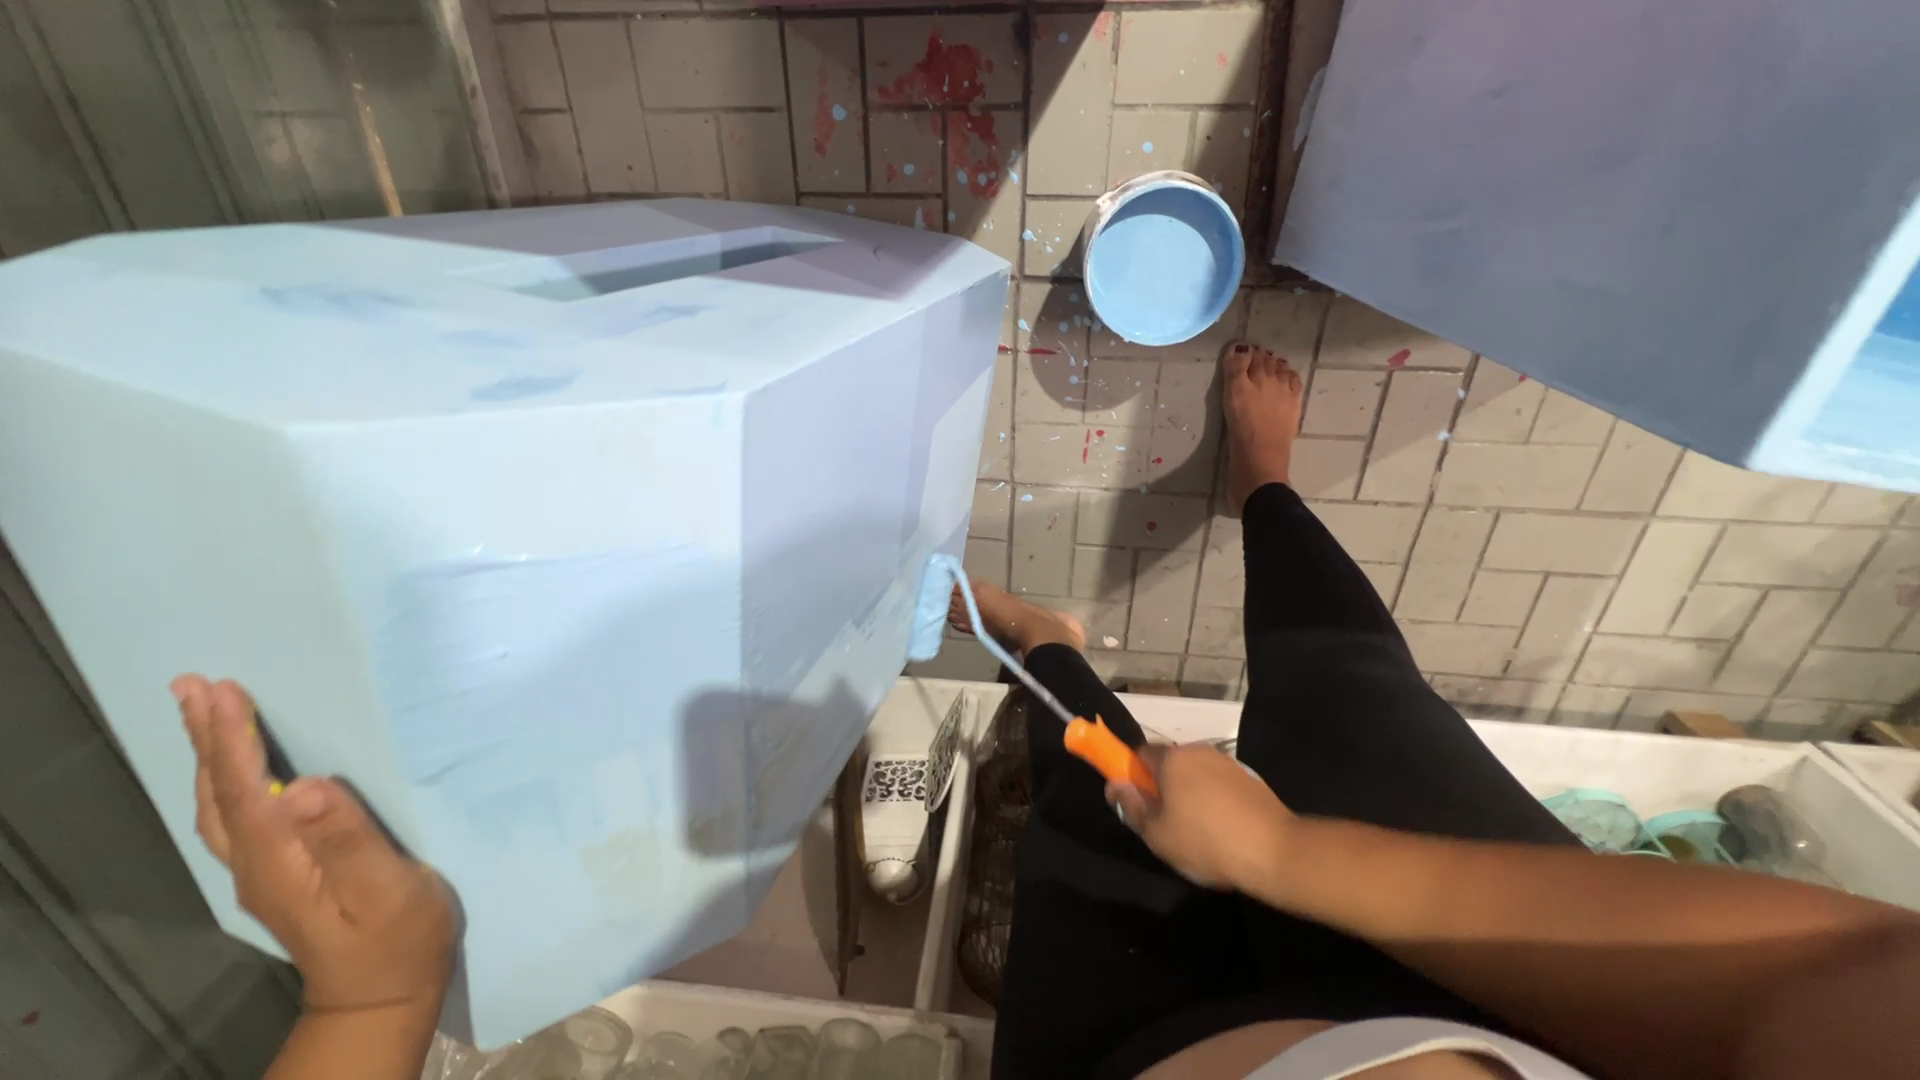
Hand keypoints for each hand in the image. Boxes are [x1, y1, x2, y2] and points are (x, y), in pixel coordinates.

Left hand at [174, 675, 455, 1015]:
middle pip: (221, 794)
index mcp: (281, 861)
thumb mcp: (385, 888)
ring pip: (222, 806)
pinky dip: (229, 780)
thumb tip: (303, 787)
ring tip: (203, 712)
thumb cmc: (397, 938)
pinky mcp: (282, 875)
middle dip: (207, 737)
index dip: (232, 740)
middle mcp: (259, 864)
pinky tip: (239, 771)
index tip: (223, 691)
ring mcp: (266, 873)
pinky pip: (239, 816)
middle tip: (192, 686)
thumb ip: (347, 839)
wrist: (382, 995)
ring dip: (211, 756)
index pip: (247, 791)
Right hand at [1105, 742, 1293, 890]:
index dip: (1132, 776)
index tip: (1137, 804)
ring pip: (1195, 775)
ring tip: (1196, 833)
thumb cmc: (1206, 841)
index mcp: (1172, 758)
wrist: (1276, 852)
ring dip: (1189, 795)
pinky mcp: (1249, 778)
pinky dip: (1213, 802)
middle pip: (1168, 764)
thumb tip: (1116, 784)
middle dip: (1162, 788)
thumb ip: (1131, 806)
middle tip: (1164, 824)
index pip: (1139, 754)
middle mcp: (1198, 750)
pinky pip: (1218, 785)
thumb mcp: (1157, 833)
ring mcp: (1227, 763)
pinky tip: (1221, 831)